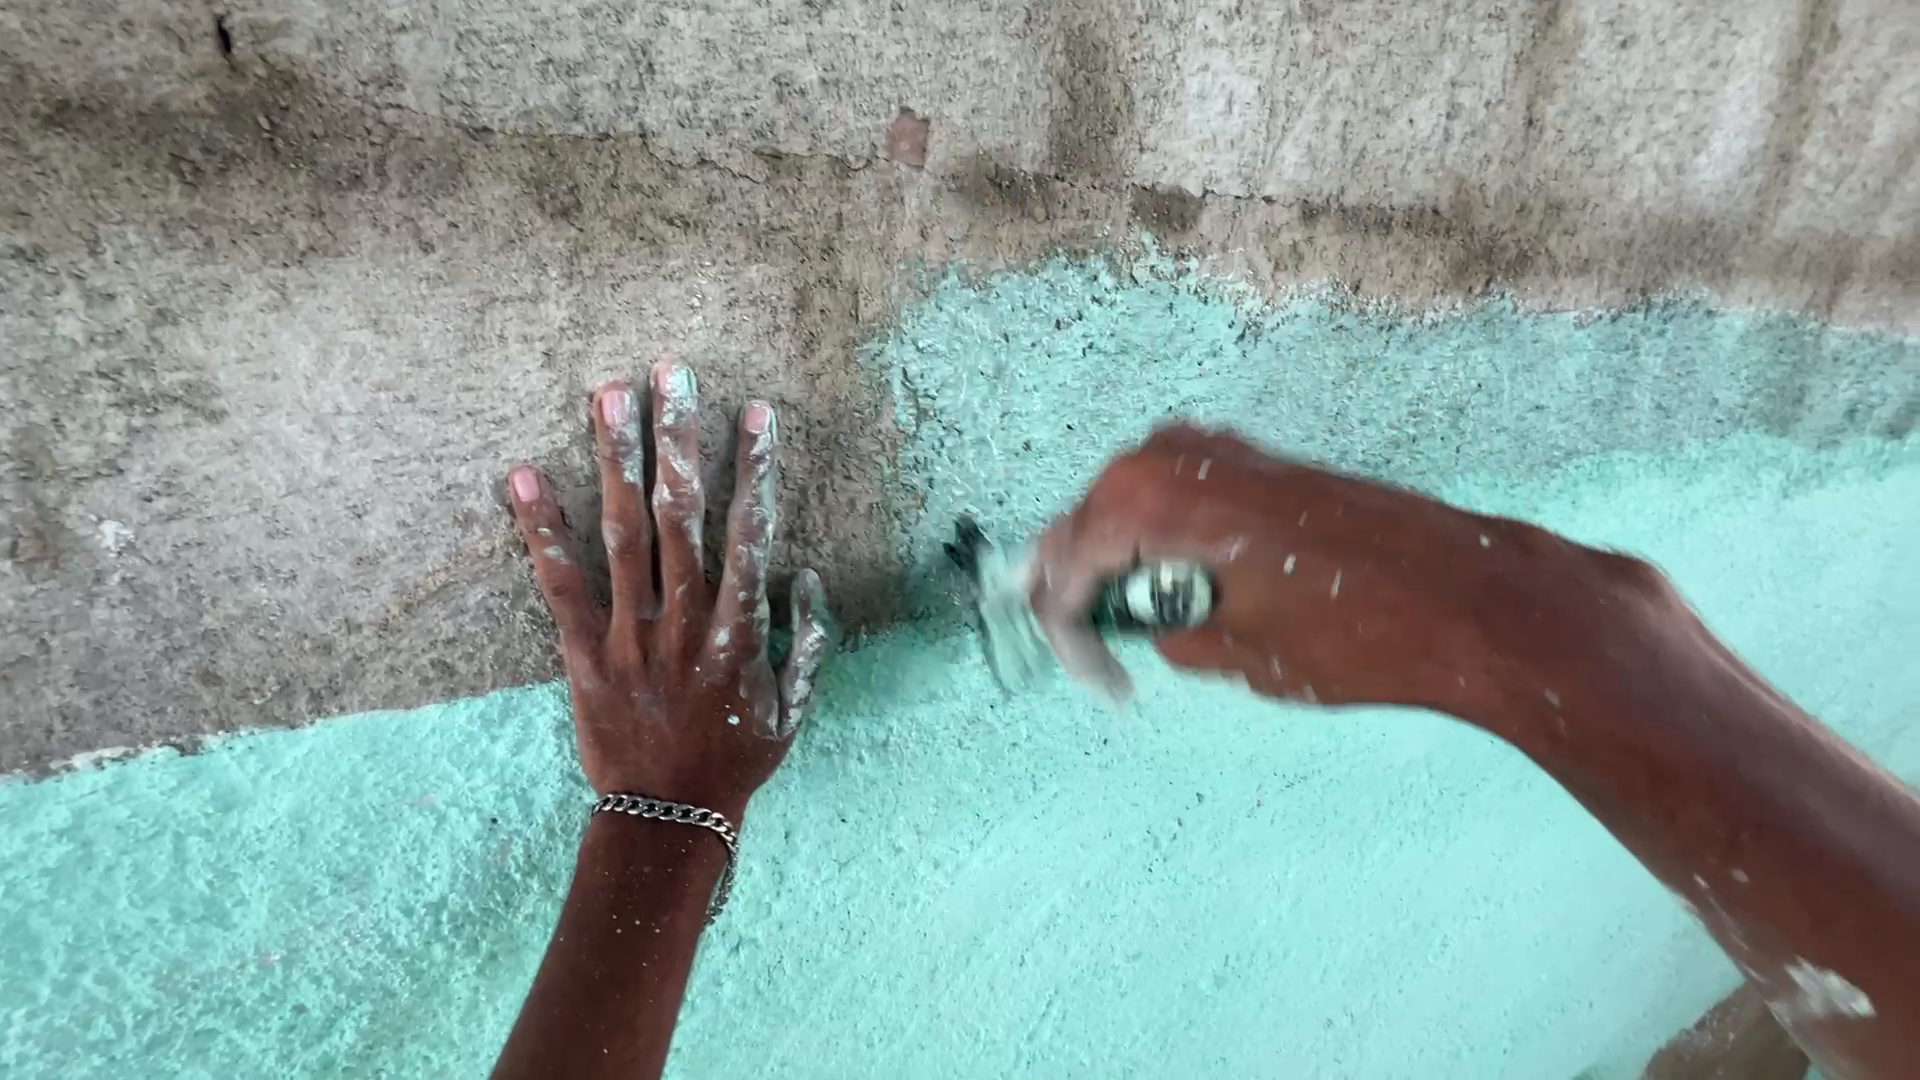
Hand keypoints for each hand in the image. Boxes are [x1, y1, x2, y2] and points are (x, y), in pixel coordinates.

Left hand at [506, 361, 835, 818]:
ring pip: (624, 534)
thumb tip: (809, 575)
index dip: (755, 471)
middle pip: (682, 515)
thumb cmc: (740, 757)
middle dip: (679, 439)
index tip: (756, 415)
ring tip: (610, 395)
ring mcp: (630, 634)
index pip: (751, 535)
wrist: (668, 816)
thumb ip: (809, 641)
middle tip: (670, 374)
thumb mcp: (797, 707)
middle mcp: (687, 620)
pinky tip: (523, 475)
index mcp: (741, 631)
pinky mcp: (584, 654)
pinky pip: (560, 586)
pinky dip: (541, 530)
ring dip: (616, 460)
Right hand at [1031, 424, 1601, 713]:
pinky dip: (1146, 533)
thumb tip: (1144, 619)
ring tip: (1109, 612)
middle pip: (1081, 524)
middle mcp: (1169, 458)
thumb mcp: (1234, 654)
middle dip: (1072, 584)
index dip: (1068, 632)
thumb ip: (1163, 631)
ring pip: (1117, 503)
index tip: (1101, 680)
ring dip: (1105, 555)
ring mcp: (1211, 450)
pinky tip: (1155, 573)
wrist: (1470, 594)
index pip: (1070, 568)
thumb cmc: (1350, 634)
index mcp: (1154, 503)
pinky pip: (1163, 492)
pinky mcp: (1246, 460)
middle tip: (1084, 640)